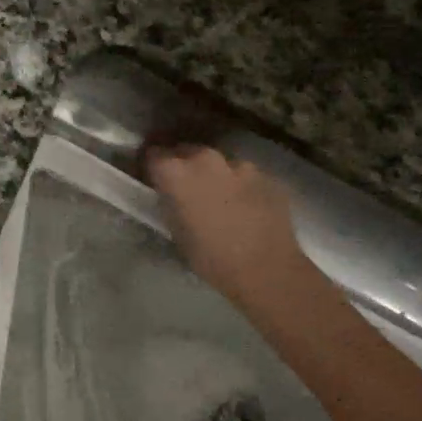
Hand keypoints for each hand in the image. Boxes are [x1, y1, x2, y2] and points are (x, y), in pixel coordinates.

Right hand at [146, 146, 305, 296]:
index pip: (154, 154)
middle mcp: (206, 159)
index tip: (154, 179)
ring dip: (215, 174)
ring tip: (219, 198)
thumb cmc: (209, 255)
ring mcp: (241, 166)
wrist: (267, 270)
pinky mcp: (268, 177)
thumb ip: (168, 200)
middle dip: (183, 165)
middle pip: (187, 151)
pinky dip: (241, 186)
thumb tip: (168, 192)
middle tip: (185, 188)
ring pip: (219, 163)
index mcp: (175, 171)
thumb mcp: (173, 227)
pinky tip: (245, 207)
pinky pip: (246, 176)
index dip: (153, 166)